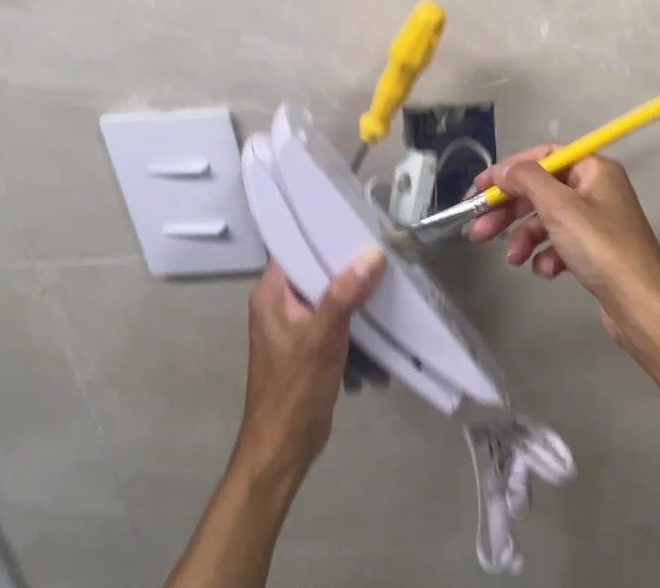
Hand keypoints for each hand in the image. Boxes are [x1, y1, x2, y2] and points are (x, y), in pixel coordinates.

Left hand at [234, 251, 385, 482]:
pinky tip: (382, 300)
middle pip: (315, 266)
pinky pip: (336, 312)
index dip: (323, 229)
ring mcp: (296, 324)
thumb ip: (345, 294)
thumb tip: (373, 254)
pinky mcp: (312, 342)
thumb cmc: (294, 389)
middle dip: (347, 256)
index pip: (295, 246)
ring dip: (354, 282)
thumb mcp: (322, 337)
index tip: (357, 215)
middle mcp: (280, 304)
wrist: (285, 445)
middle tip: (382, 237)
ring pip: (329, 289)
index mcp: (271, 295)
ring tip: (388, 263)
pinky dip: (356, 306)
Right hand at [468, 147, 659, 352]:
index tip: (481, 187)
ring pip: (548, 221)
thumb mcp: (559, 207)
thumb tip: (504, 170)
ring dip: (525, 238)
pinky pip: (561, 245)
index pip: (545, 156)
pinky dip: (548, 257)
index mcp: (595, 170)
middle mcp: (598, 190)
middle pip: (542, 191)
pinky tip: (547, 271)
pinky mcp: (595, 252)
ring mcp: (598, 222)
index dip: (511, 169)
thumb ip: (527, 180)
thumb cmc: (600, 246)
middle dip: (509, 211)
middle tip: (477, 230)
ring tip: (513, 259)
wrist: (639, 302)